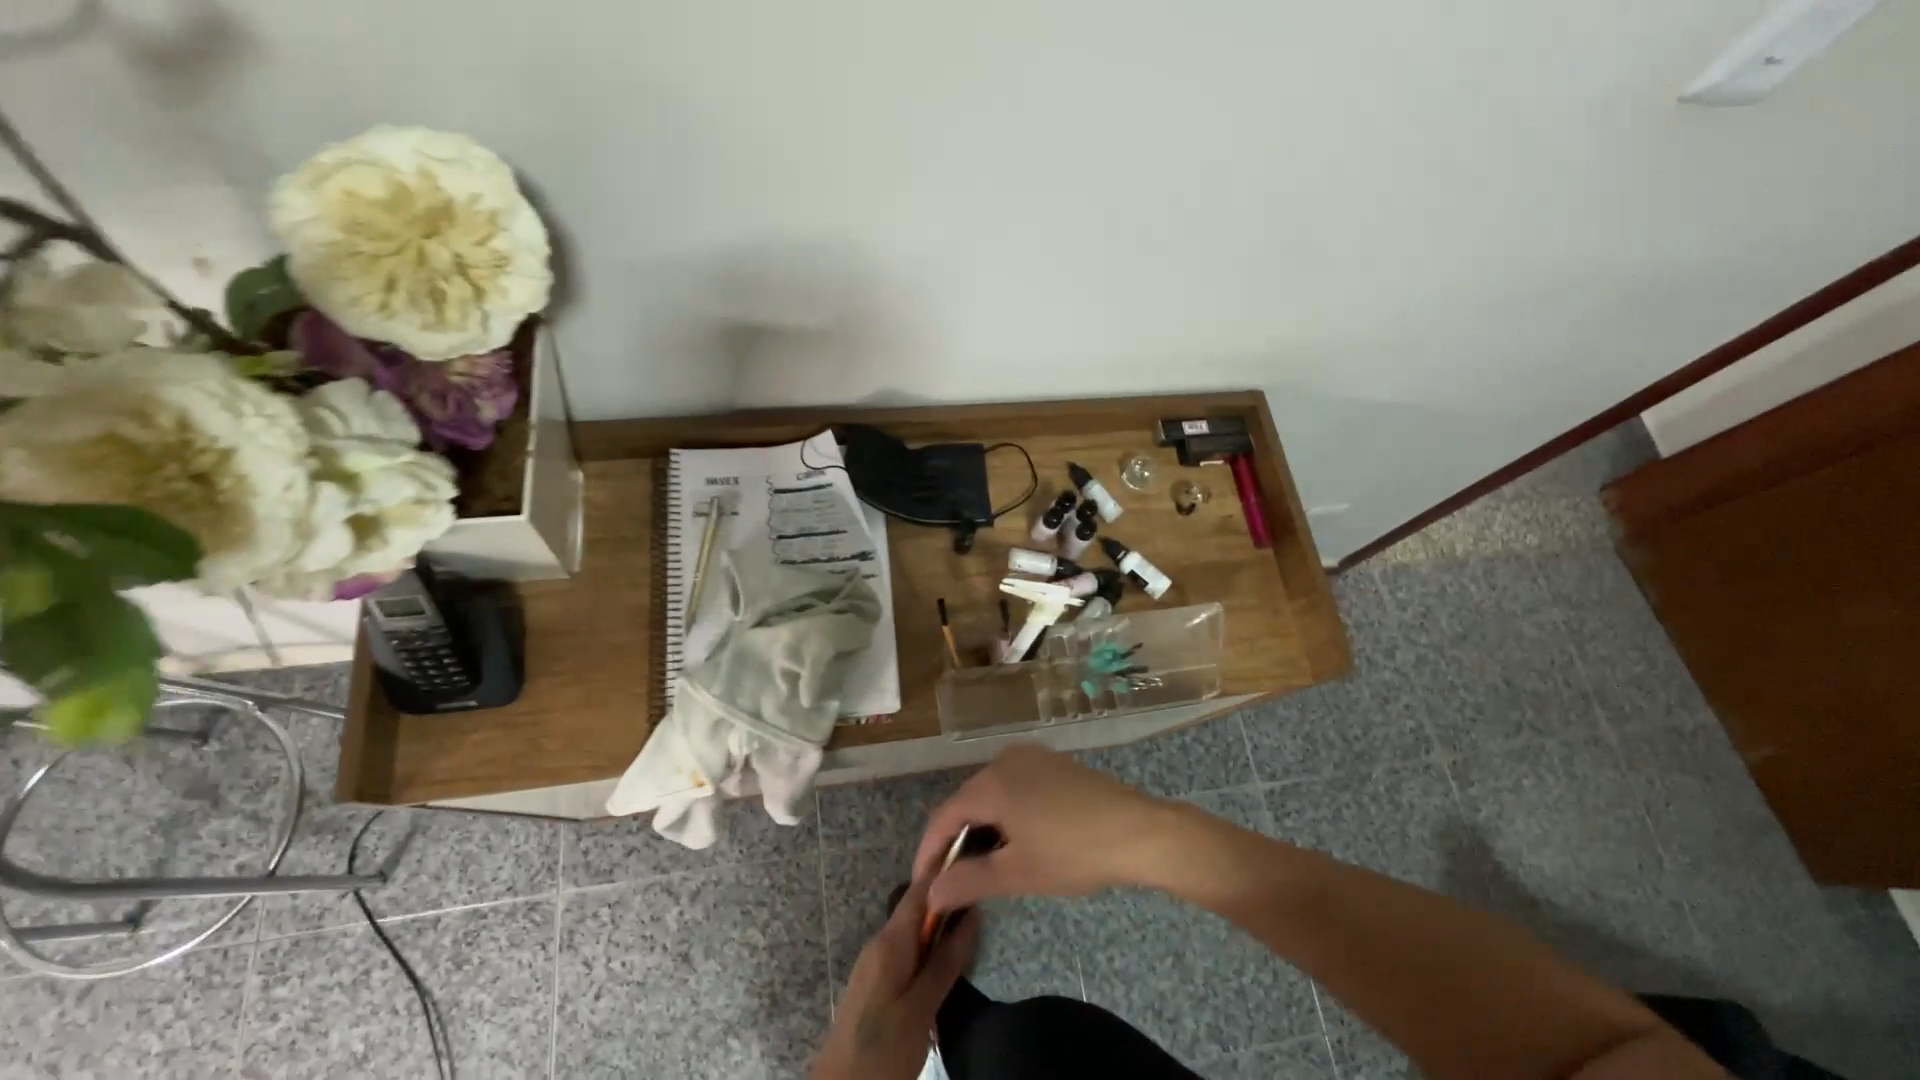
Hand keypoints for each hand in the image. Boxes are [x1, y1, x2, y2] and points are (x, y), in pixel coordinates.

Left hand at [810, 875, 978, 1079]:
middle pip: (917, 908)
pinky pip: (908, 950)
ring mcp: (876, 963)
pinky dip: (929, 945)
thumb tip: (970, 915)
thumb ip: (945, 963)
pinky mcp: (877, 983)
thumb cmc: (883, 1047)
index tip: (971, 847)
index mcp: (890, 943)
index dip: (943, 867)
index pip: (919, 890)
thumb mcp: (921, 1007)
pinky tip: (949, 954)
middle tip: (983, 886)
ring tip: (974, 917)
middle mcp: (880, 943)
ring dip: (940, 923)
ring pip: (913, 930)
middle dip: (948, 895)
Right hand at [912, 744, 1177, 914]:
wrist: (1141, 832)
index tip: (924, 886)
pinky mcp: (1054, 764)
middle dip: (955, 841)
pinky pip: (1013, 787)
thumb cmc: (1075, 853)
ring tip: (981, 867)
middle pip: (965, 802)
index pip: (943, 817)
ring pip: (990, 794)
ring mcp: (1032, 758)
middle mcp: (1005, 760)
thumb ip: (968, 880)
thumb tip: (932, 892)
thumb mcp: (1018, 874)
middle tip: (952, 881)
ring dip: (980, 828)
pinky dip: (1004, 814)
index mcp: (991, 783)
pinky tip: (1014, 841)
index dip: (929, 852)